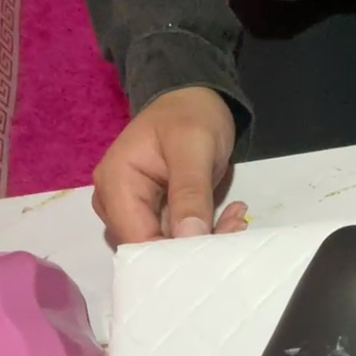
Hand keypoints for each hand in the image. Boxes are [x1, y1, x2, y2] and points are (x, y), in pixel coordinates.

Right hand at [92, 86, 249, 243]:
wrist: (195, 100)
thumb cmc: (190, 115)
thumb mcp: (193, 147)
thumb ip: (190, 192)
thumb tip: (188, 238)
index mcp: (116, 184)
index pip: (137, 239)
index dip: (173, 254)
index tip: (214, 250)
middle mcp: (117, 203)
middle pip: (151, 246)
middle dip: (195, 246)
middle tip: (238, 227)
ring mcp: (135, 211)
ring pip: (168, 246)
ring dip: (207, 239)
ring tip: (239, 218)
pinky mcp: (156, 215)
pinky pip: (179, 237)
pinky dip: (208, 231)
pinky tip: (234, 215)